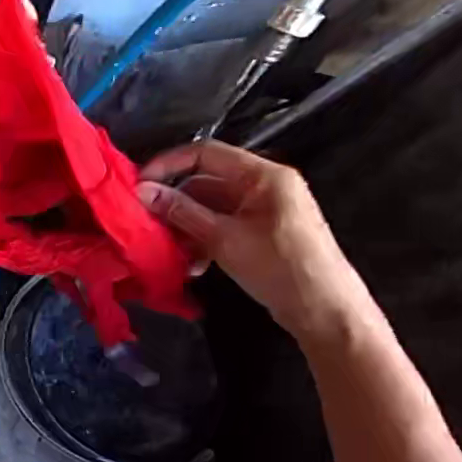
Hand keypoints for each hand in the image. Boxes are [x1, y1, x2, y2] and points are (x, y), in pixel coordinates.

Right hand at [136, 141, 376, 341]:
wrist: (323, 309)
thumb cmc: (279, 266)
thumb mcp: (223, 238)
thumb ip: (181, 211)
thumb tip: (142, 191)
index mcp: (263, 175)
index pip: (205, 153)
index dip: (167, 164)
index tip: (137, 185)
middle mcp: (263, 185)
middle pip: (204, 181)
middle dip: (172, 202)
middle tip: (144, 221)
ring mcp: (261, 209)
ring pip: (208, 207)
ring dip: (184, 226)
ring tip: (167, 249)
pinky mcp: (258, 232)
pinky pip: (219, 225)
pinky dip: (201, 240)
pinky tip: (191, 264)